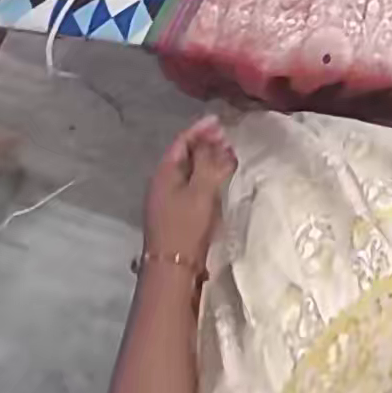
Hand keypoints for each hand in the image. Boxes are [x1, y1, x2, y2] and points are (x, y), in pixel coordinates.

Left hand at [143, 115, 237, 270]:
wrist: (173, 271)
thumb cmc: (186, 226)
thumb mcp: (200, 190)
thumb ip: (207, 162)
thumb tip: (210, 141)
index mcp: (164, 172)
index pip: (182, 141)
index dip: (200, 129)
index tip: (220, 121)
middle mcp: (162, 182)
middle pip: (185, 154)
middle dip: (206, 143)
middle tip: (227, 137)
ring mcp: (168, 199)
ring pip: (189, 170)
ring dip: (207, 160)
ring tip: (228, 154)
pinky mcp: (176, 213)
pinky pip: (192, 184)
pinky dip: (206, 176)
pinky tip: (220, 178)